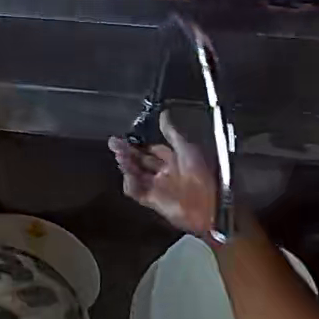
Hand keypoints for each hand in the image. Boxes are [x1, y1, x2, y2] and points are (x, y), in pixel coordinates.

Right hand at [109, 113, 218, 239]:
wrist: (205, 205)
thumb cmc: (199, 174)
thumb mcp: (186, 148)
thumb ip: (172, 133)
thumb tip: (164, 114)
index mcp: (175, 161)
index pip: (154, 150)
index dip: (142, 144)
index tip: (128, 136)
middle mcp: (165, 173)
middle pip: (141, 161)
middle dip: (127, 152)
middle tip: (113, 143)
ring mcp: (158, 187)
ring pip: (136, 174)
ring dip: (126, 164)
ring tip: (117, 154)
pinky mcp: (152, 200)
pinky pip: (136, 191)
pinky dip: (130, 183)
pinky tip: (127, 173)